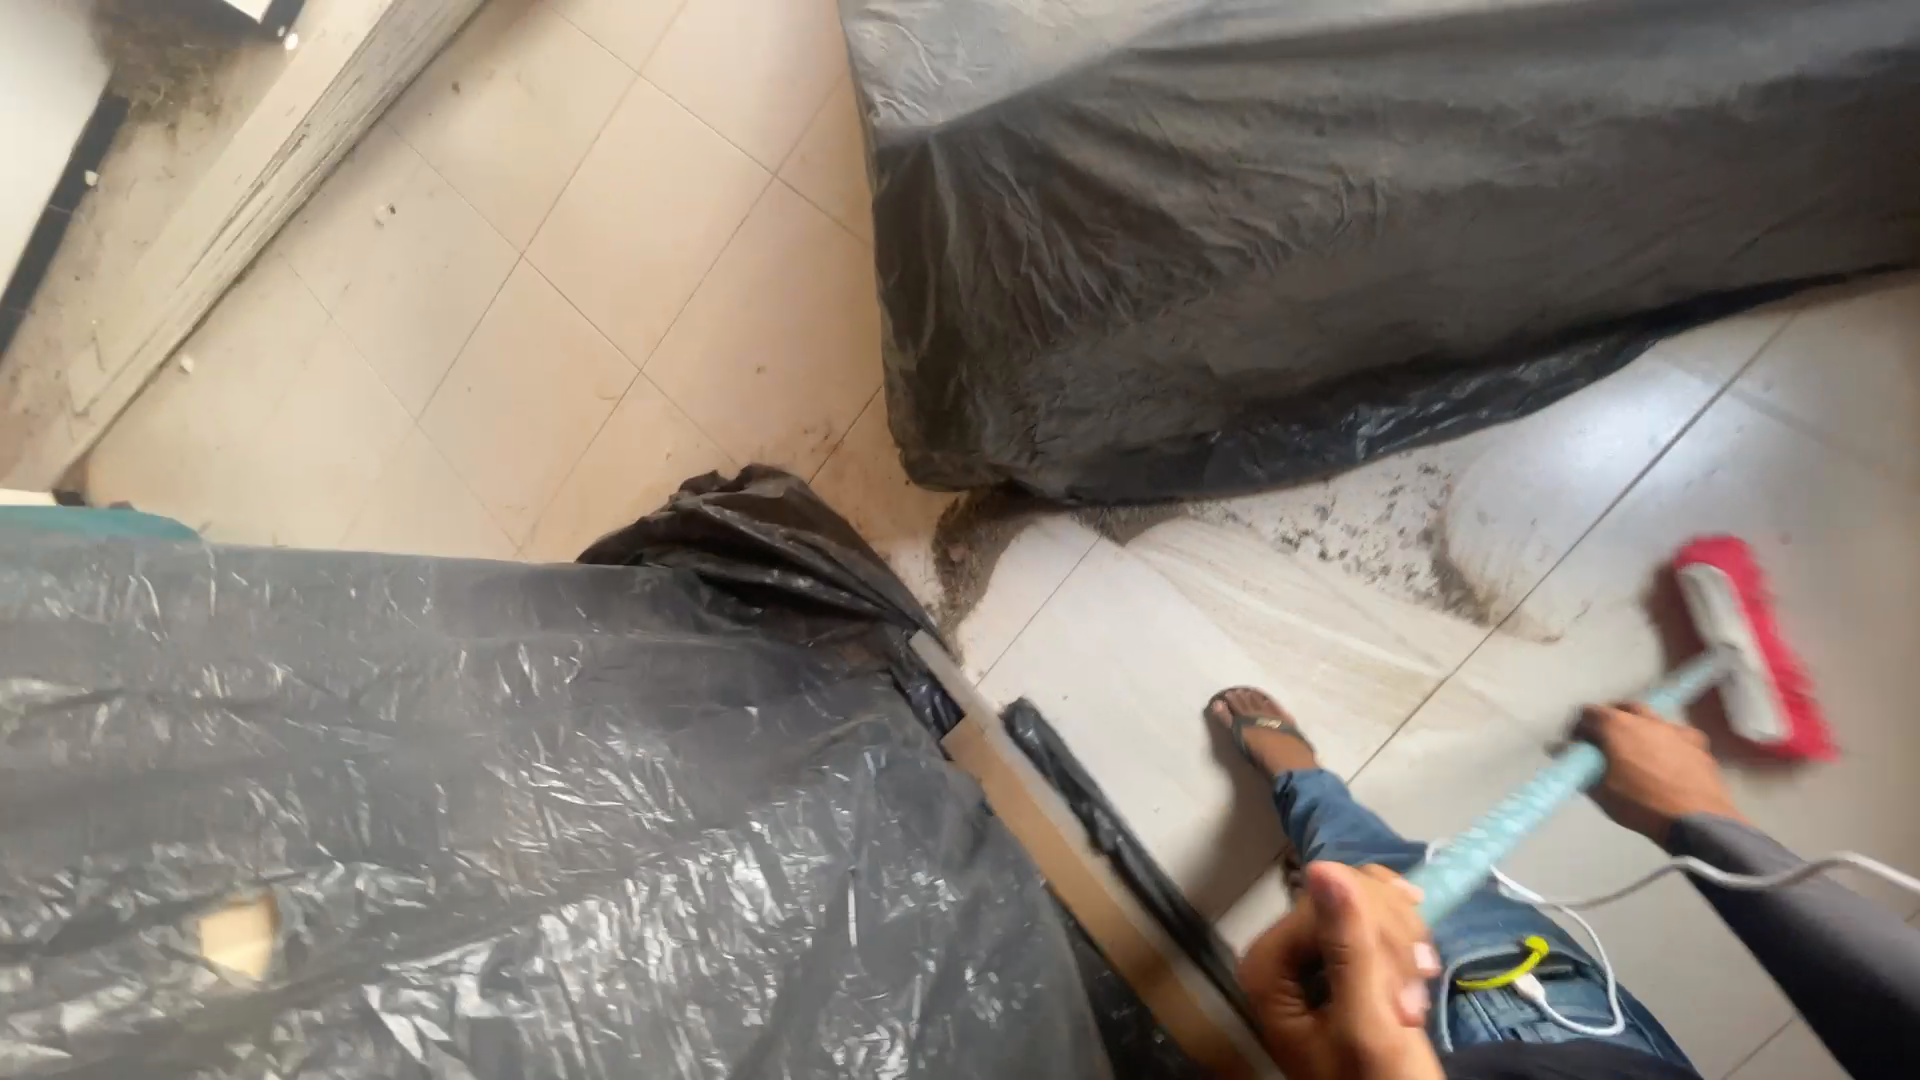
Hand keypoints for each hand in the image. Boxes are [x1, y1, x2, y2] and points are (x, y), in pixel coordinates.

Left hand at [1240, 862, 1444, 1079]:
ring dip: (1403, 947)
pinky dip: (1404, 945)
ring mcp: (1308, 952)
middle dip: (1391, 942)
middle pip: (1341, 895)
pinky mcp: (1339, 958)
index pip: (1323, 900)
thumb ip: (1347, 947)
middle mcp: (1279, 947)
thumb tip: (1323, 866)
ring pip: (1362, 900)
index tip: (1413, 991)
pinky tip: (1418, 976)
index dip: (1374, 932)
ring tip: (1416, 1002)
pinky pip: (1372, 918)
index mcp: (1266, 962)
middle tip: (1414, 1004)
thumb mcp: (1369, 1028)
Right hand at [1577, 703, 1746, 845]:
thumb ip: (1579, 764)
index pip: (1588, 713)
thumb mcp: (1597, 788)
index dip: (1580, 727)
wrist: (1699, 822)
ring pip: (1655, 719)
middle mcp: (1646, 721)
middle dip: (1613, 718)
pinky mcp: (1702, 748)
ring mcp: (1677, 732)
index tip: (1578, 744)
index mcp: (1616, 725)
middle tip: (1608, 738)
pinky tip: (1669, 757)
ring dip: (1643, 727)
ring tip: (1640, 747)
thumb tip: (1563, 749)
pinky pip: (1680, 736)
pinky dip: (1670, 741)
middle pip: (1624, 707)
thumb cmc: (1639, 802)